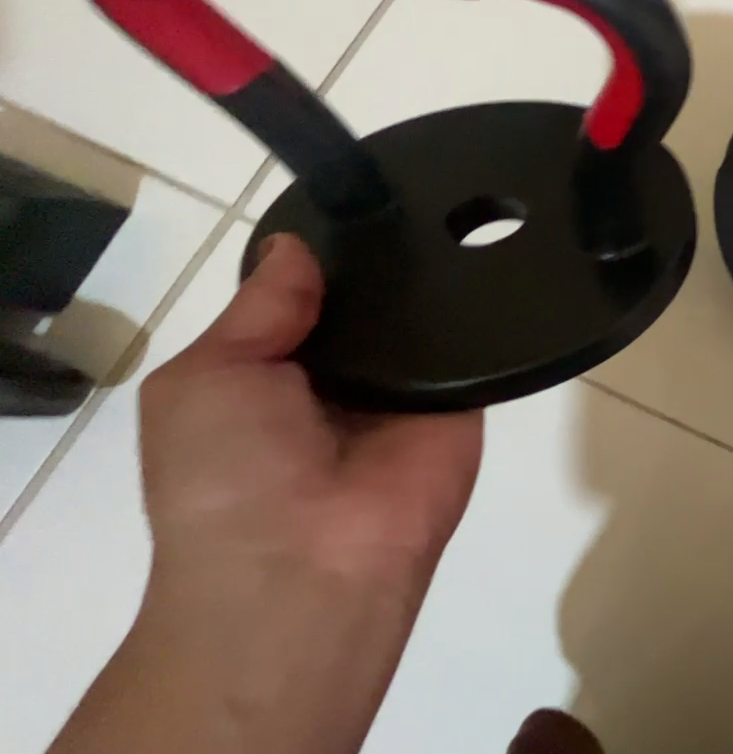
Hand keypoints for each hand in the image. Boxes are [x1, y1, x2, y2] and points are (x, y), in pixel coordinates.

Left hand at [31, 235, 485, 753]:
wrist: (314, 558)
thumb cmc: (231, 472)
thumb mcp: (207, 380)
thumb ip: (258, 310)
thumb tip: (294, 244)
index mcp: (280, 367)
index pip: (314, 295)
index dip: (332, 254)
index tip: (365, 195)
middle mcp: (351, 373)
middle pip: (380, 301)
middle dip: (394, 261)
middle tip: (426, 197)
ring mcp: (415, 385)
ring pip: (432, 319)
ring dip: (443, 283)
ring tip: (469, 217)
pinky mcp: (470, 398)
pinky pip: (479, 349)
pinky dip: (488, 316)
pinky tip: (504, 265)